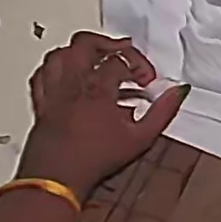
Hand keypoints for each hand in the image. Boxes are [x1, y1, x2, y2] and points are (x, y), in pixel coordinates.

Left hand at [16, 33, 188, 195]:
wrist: (58, 178)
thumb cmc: (95, 159)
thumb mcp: (141, 138)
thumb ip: (163, 112)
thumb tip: (178, 92)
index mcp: (97, 90)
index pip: (120, 60)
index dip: (138, 65)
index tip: (147, 80)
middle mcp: (72, 85)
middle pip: (85, 44)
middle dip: (107, 43)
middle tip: (122, 50)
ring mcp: (53, 92)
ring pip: (60, 54)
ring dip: (80, 51)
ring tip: (95, 55)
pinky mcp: (41, 102)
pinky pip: (42, 74)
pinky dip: (56, 67)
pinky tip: (66, 73)